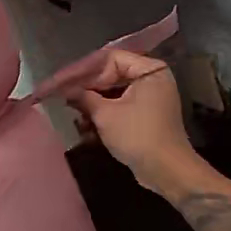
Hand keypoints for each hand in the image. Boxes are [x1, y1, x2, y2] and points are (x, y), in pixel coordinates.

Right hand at [64, 50, 211, 194]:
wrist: (167, 171)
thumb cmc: (137, 136)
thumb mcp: (105, 114)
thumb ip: (84, 97)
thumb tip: (66, 90)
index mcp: (149, 70)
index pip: (111, 59)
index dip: (86, 71)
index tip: (65, 83)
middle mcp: (152, 79)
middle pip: (112, 75)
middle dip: (88, 89)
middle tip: (64, 97)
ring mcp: (151, 99)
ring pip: (115, 93)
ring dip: (94, 104)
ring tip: (73, 114)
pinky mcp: (147, 117)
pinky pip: (122, 107)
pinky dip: (105, 115)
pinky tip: (85, 127)